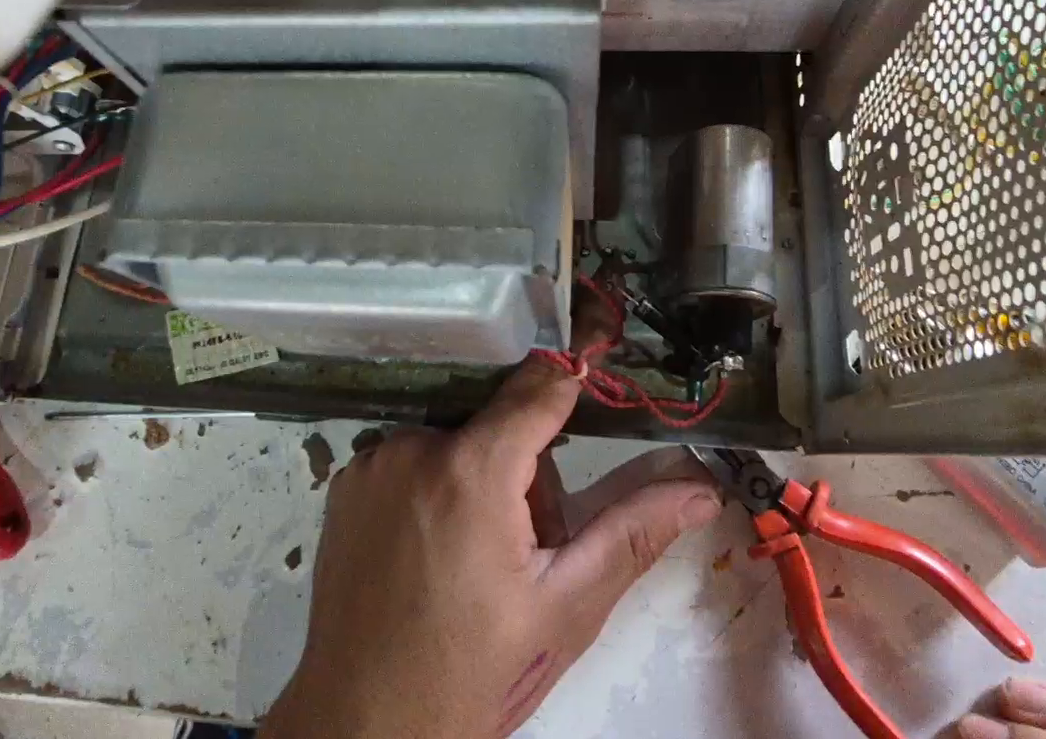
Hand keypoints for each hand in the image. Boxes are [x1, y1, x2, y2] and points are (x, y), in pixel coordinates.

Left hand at [260, 344, 722, 737]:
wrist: (365, 728)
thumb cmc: (475, 671)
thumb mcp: (567, 606)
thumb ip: (633, 532)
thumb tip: (700, 488)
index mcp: (472, 468)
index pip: (538, 387)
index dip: (576, 372)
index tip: (602, 345)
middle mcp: (412, 446)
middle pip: (495, 423)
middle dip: (524, 468)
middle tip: (527, 546)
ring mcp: (370, 464)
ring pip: (452, 442)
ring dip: (476, 478)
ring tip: (473, 559)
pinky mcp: (345, 485)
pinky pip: (409, 460)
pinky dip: (431, 487)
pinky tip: (429, 554)